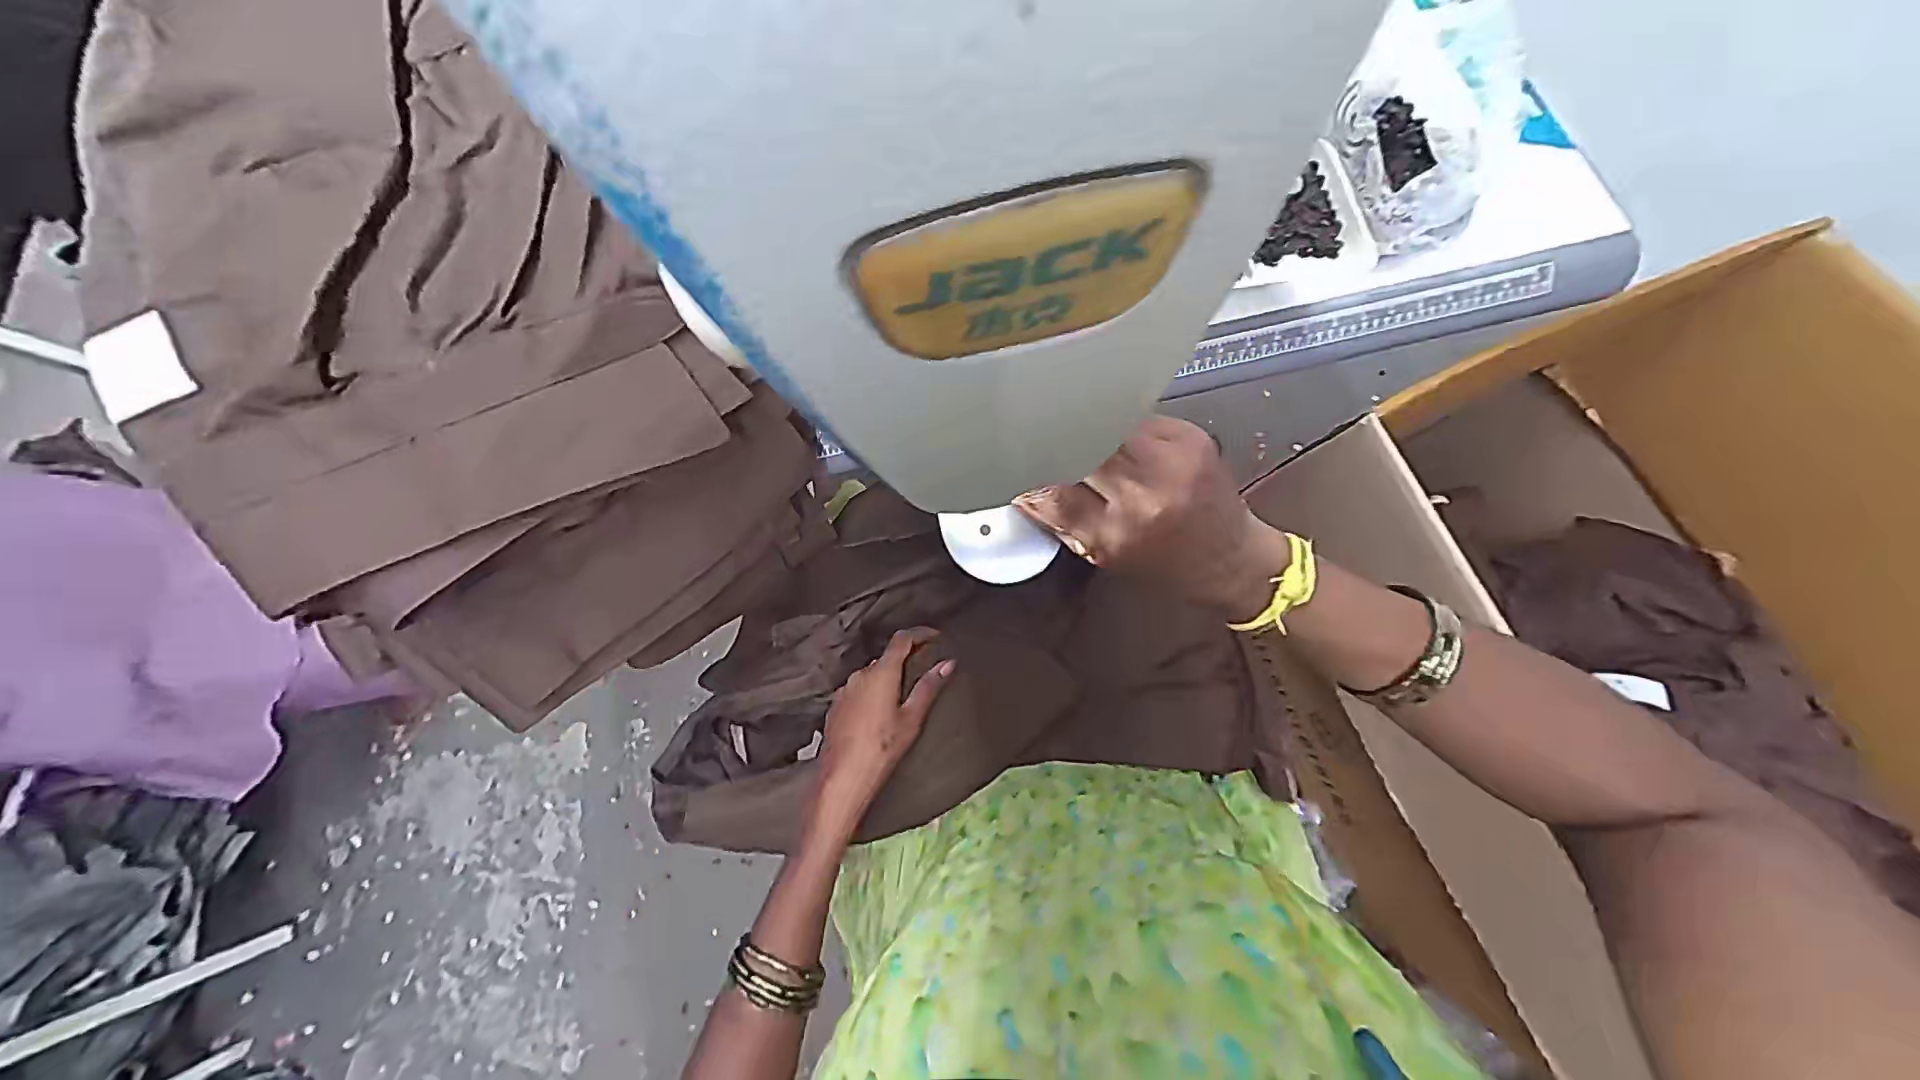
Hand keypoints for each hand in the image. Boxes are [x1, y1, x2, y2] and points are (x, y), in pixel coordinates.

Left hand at [813, 628, 954, 824]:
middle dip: (906, 657)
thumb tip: (947, 663)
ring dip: (888, 676)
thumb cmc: (882, 749)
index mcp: (881, 673)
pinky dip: (872, 691)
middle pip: (886, 657)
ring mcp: (844, 690)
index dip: (920, 633)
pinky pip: (858, 690)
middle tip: (925, 663)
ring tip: (905, 690)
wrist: (843, 777)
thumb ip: (928, 687)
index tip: (934, 636)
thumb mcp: (912, 718)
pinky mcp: (836, 706)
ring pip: (871, 674)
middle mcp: (860, 675)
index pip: (901, 639)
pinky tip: (880, 710)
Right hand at [1014, 414, 1291, 620]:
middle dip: (1051, 439)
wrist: (1230, 559)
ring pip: (1104, 423)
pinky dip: (1116, 422)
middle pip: (1077, 446)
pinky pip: (1135, 418)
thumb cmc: (1164, 564)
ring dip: (1084, 425)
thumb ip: (1062, 518)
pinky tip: (1111, 428)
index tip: (1010, 462)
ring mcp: (1170, 461)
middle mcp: (1144, 496)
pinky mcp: (1189, 436)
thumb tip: (1023, 483)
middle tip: (1034, 435)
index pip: (1050, 490)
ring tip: (1070, 427)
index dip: (1025, 473)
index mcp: (1115, 534)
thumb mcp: (1103, 553)